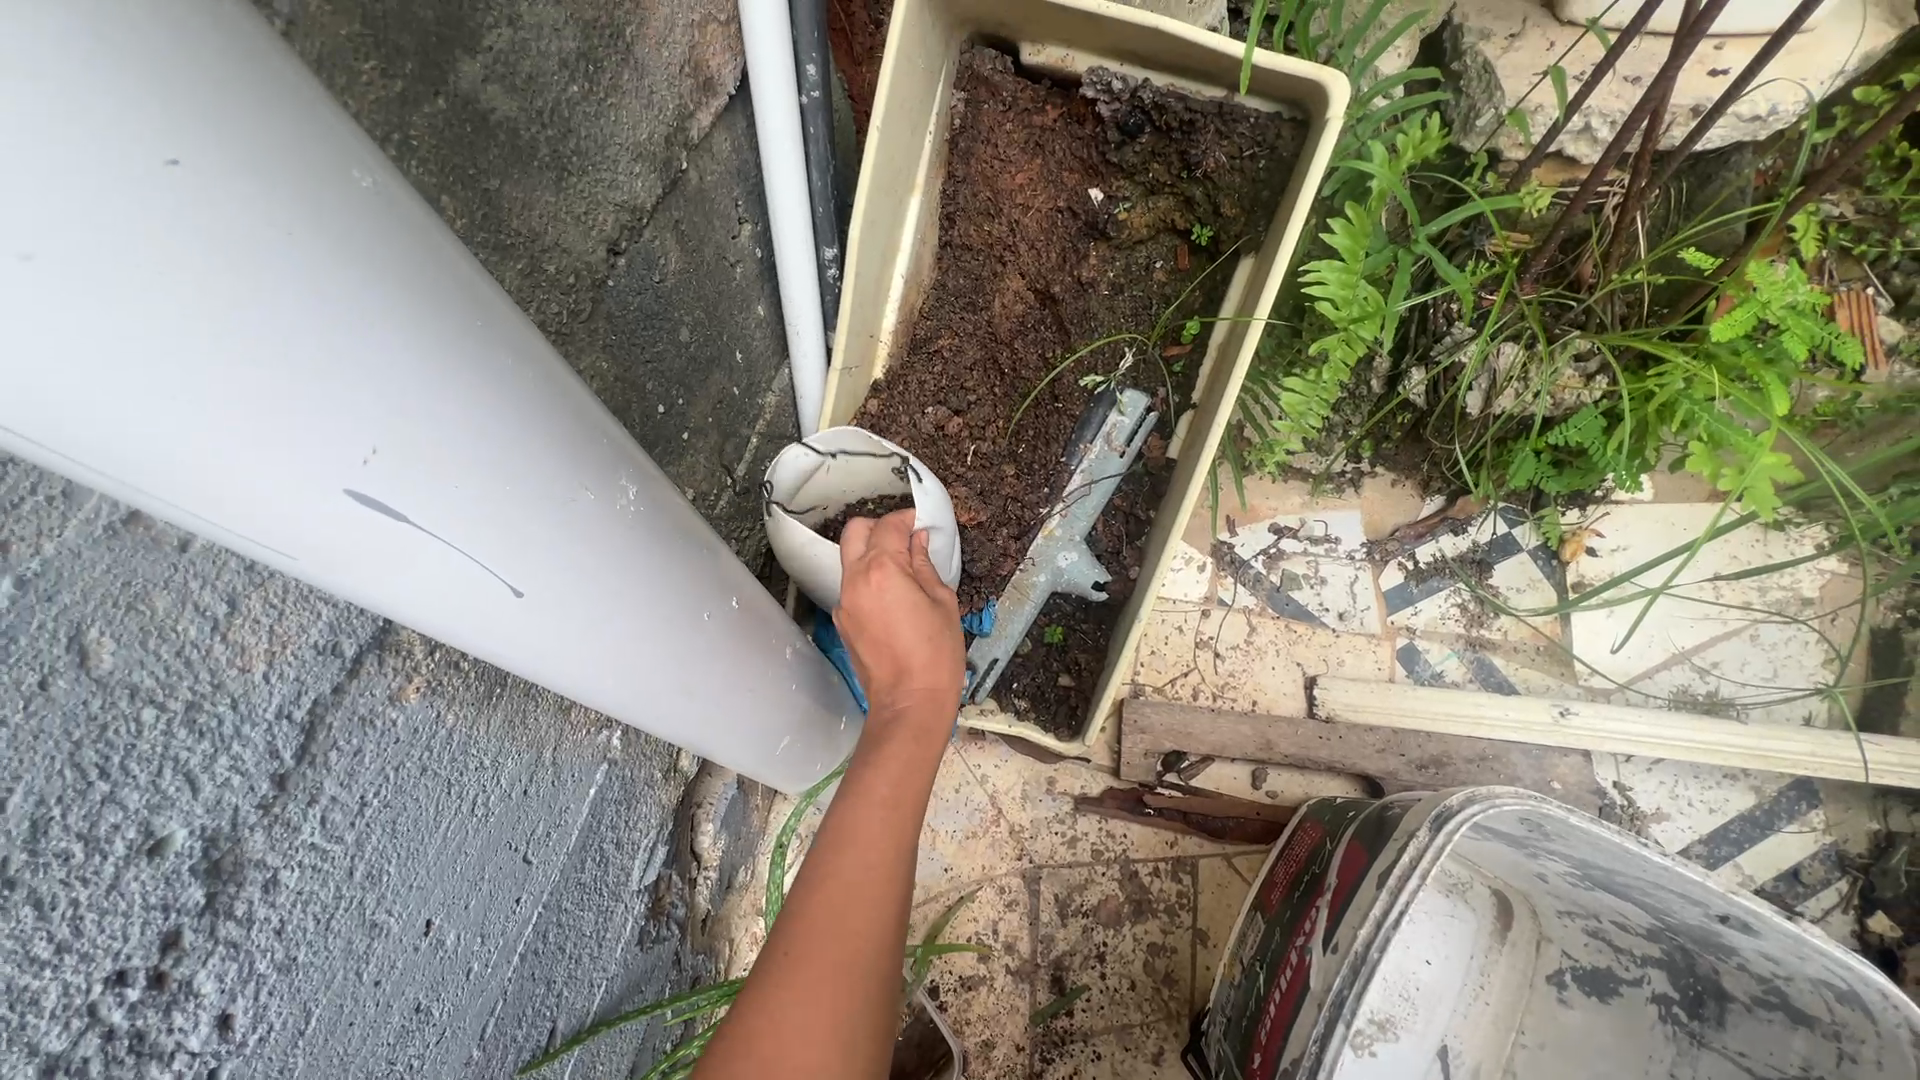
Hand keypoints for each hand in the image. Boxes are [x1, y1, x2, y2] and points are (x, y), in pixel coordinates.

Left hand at [834, 508, 963, 728]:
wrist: (909, 702)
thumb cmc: (936, 655)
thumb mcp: (942, 602)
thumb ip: (925, 565)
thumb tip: (918, 542)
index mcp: (883, 570)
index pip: (889, 526)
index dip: (908, 518)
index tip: (922, 522)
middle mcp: (855, 580)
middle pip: (856, 531)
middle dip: (880, 527)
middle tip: (907, 539)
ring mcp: (844, 601)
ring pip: (850, 559)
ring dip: (872, 553)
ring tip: (902, 569)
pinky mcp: (841, 621)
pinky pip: (851, 586)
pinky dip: (868, 580)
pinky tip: (893, 597)